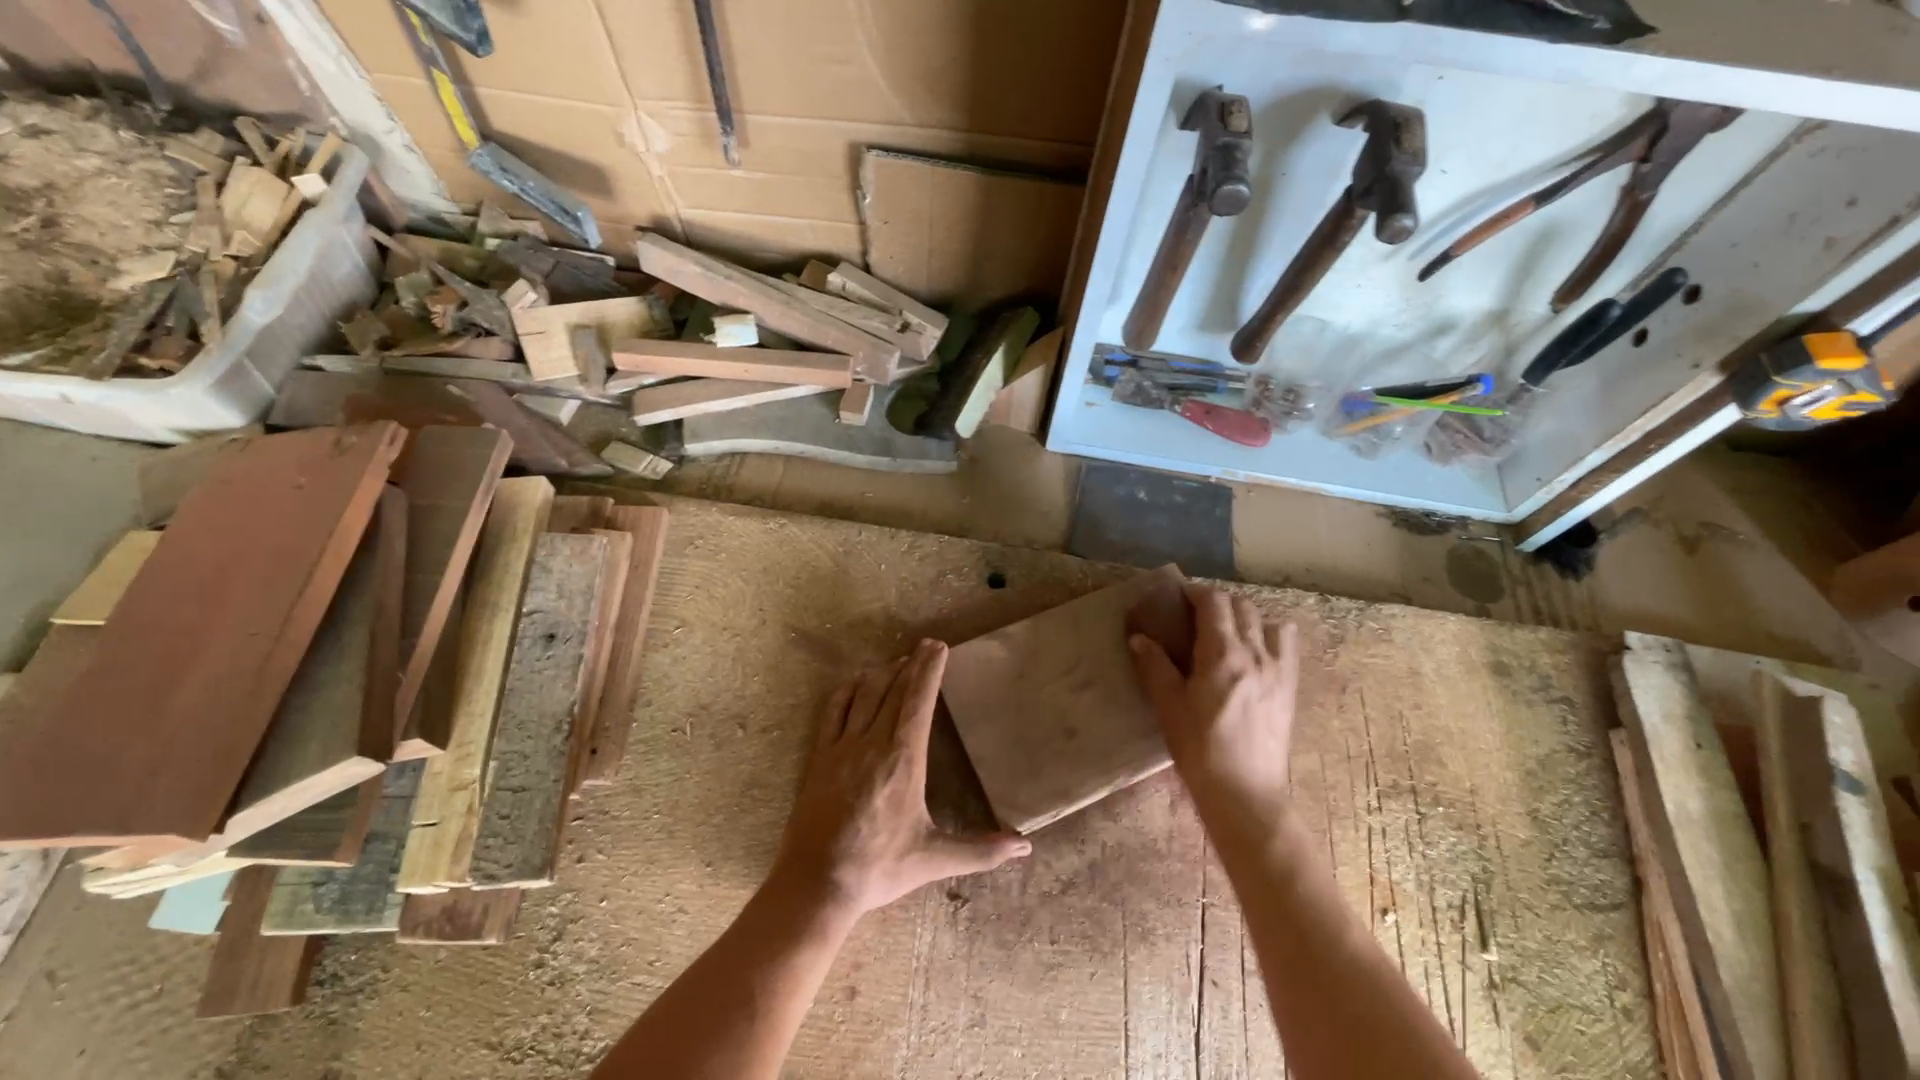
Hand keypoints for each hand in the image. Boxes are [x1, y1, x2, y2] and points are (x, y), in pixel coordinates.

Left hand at [772, 639, 1031, 917]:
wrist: (817, 882)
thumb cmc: (880, 868)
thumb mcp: (935, 858)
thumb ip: (982, 850)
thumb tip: (1024, 848)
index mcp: (904, 759)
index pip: (919, 701)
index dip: (929, 670)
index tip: (937, 646)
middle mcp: (872, 743)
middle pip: (893, 690)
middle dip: (911, 665)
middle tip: (924, 647)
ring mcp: (840, 748)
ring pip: (863, 695)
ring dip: (881, 674)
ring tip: (895, 664)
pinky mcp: (818, 759)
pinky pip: (832, 712)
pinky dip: (845, 692)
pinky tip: (853, 685)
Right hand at [1129, 585, 1298, 827]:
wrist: (1245, 792)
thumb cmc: (1200, 750)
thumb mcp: (1169, 707)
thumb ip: (1154, 667)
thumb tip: (1139, 638)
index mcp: (1222, 653)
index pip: (1214, 602)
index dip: (1196, 592)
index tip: (1178, 598)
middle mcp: (1255, 652)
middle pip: (1241, 605)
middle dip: (1218, 602)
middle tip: (1196, 616)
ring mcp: (1278, 668)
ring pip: (1267, 621)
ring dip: (1245, 616)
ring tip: (1227, 632)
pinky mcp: (1290, 687)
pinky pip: (1287, 644)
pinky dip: (1271, 635)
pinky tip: (1256, 651)